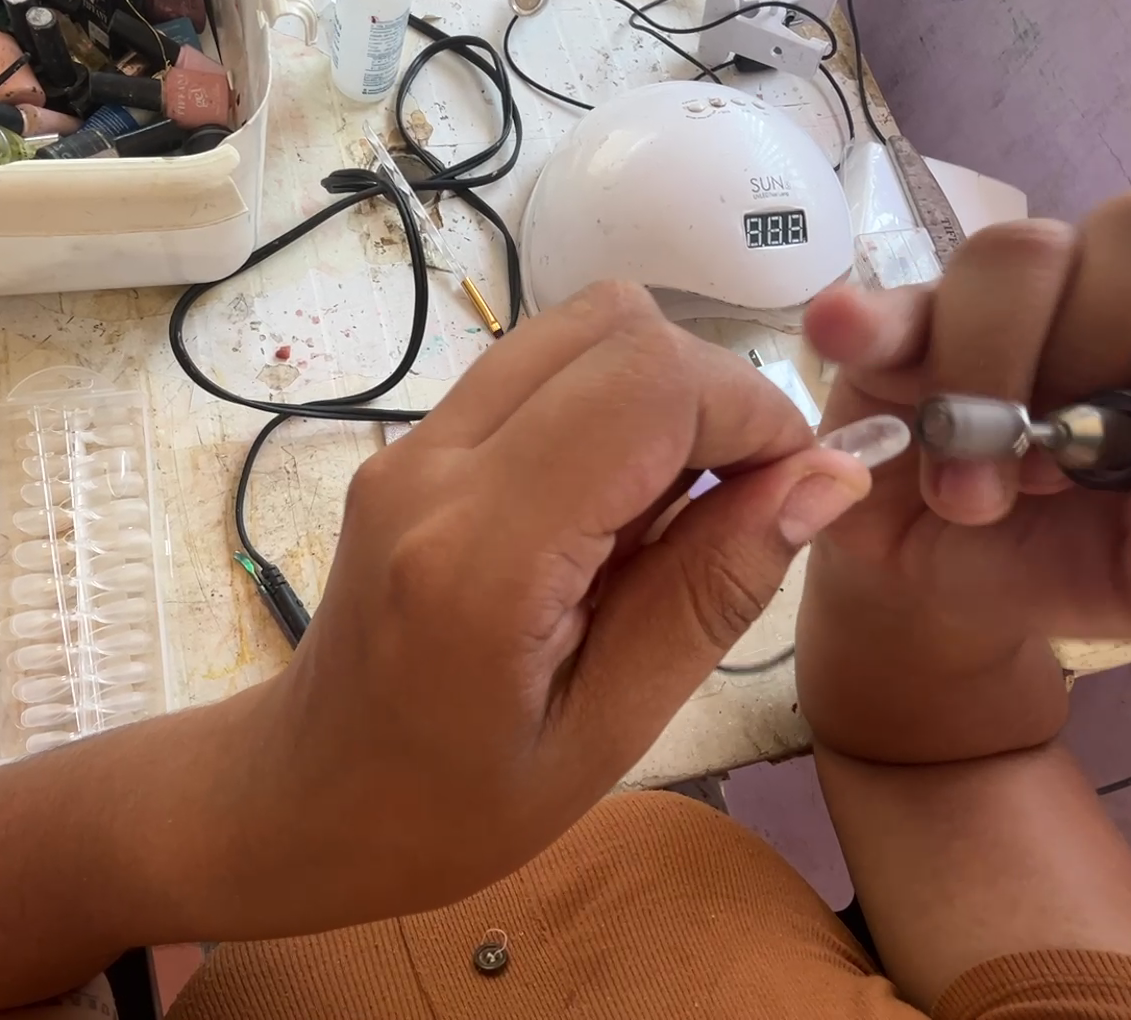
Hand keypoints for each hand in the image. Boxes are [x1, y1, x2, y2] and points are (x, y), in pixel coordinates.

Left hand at [259, 282, 869, 915]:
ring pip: (570, 333)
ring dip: (653, 393)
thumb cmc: (451, 805)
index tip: (794, 486)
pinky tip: (600, 505)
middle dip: (709, 390)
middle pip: (612, 325)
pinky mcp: (406, 448)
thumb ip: (711, 591)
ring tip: (662, 510)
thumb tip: (824, 478)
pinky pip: (529, 376)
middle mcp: (432, 466)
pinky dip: (599, 407)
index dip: (752, 411)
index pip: (646, 386)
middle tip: (733, 498)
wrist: (306, 787)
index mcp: (480, 553)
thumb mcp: (606, 730)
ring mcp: (407, 446)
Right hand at [805, 188, 1130, 642]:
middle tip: (1061, 469)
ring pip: (1020, 254)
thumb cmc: (1081, 569)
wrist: (940, 581)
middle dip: (1106, 353)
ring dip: (988, 378)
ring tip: (968, 490)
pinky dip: (871, 319)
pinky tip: (842, 333)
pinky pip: (892, 297)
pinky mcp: (905, 328)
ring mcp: (1013, 302)